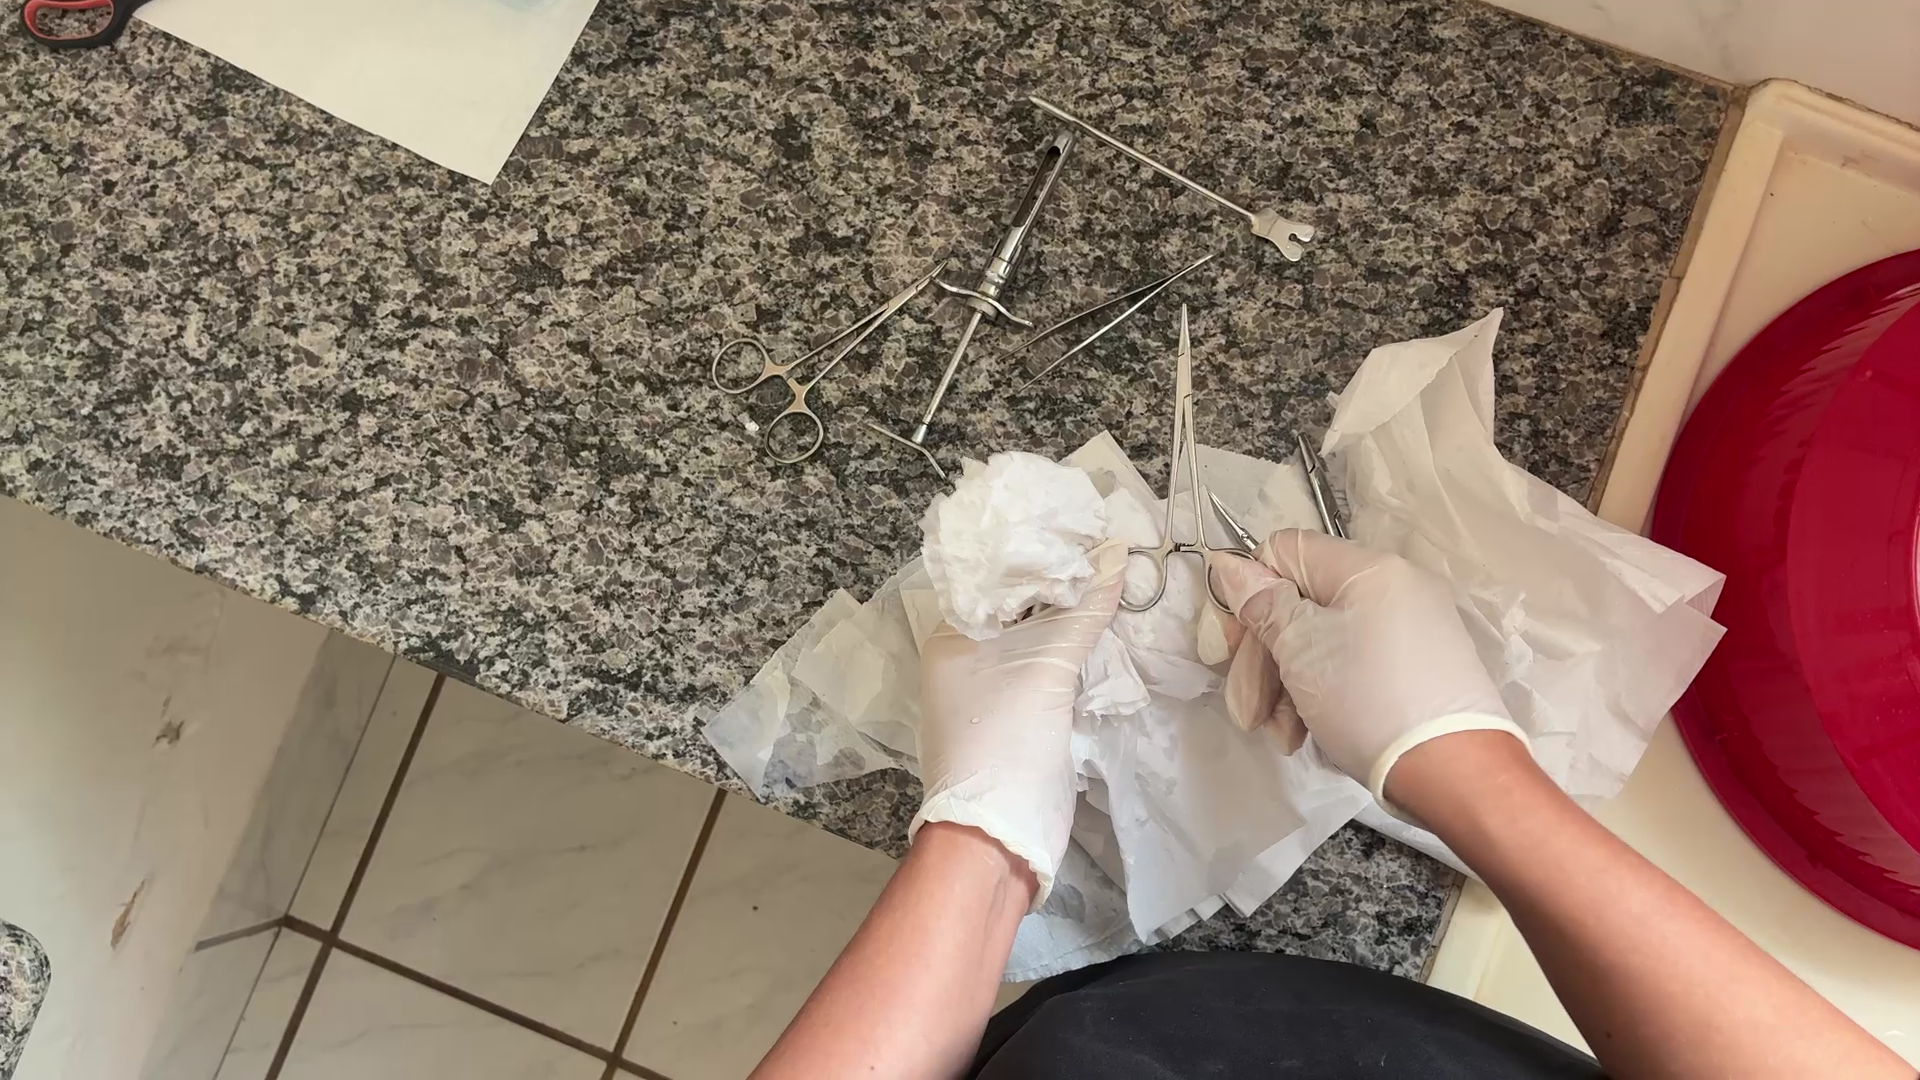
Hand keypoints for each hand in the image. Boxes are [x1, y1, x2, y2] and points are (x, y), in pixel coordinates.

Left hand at [912, 542, 1125, 907]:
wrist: (999, 834)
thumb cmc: (1005, 739)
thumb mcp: (1045, 667)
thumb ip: (1082, 610)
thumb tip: (1116, 554)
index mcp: (951, 635)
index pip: (992, 575)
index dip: (1033, 549)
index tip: (1076, 522)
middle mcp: (965, 654)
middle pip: (1017, 604)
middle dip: (1058, 579)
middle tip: (1104, 542)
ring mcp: (992, 685)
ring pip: (1035, 634)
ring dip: (1071, 612)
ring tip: (1114, 570)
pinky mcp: (1020, 709)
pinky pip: (1048, 664)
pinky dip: (1075, 645)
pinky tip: (1108, 621)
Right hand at [1208, 529, 1526, 816]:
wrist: (1456, 777)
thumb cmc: (1368, 699)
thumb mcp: (1299, 646)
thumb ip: (1260, 601)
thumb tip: (1227, 563)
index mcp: (1368, 569)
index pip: (1284, 551)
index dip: (1249, 591)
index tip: (1232, 642)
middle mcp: (1392, 590)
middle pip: (1297, 605)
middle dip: (1262, 658)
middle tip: (1248, 707)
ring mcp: (1407, 632)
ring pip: (1317, 642)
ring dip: (1284, 687)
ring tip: (1280, 735)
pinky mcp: (1414, 670)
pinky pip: (1347, 666)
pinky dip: (1318, 696)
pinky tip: (1306, 734)